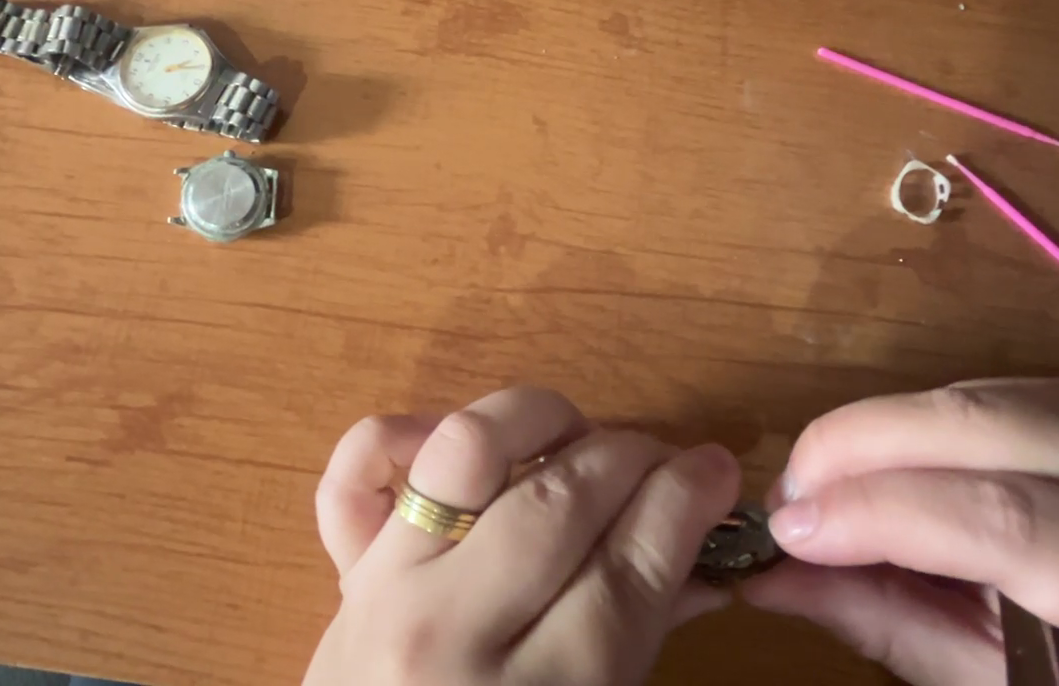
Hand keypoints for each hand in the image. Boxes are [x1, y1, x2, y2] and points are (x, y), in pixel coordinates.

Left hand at [304, 386, 740, 685]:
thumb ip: (644, 639)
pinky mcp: (343, 562)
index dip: (682, 505)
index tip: (714, 470)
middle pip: (557, 503)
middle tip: (661, 456)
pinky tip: (460, 450)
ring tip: (572, 434)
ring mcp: (383, 585)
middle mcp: (449, 631)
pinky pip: (358, 466)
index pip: (624, 573)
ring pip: (466, 449)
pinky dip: (405, 429)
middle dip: (628, 457)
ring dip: (535, 419)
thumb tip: (706, 553)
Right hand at [741, 379, 1058, 685]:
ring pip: (975, 397)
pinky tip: (892, 463)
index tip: (786, 527)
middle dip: (856, 445)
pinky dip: (918, 421)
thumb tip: (765, 576)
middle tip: (787, 490)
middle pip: (985, 430)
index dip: (880, 512)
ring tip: (826, 482)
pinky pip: (989, 390)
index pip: (1014, 524)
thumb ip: (894, 627)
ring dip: (876, 430)